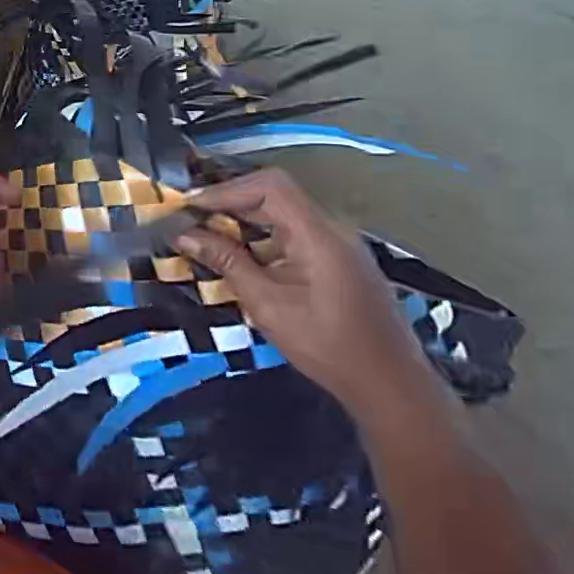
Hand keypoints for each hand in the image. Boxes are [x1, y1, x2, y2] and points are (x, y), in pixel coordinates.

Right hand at [174, 169, 443, 418]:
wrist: (390, 386)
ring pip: (280, 212)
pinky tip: (237, 255)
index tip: (189, 208)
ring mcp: (337, 243)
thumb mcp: (266, 304)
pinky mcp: (336, 258)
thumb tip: (184, 235)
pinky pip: (291, 231)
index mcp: (319, 236)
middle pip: (273, 194)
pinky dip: (258, 235)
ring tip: (205, 236)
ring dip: (240, 219)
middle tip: (189, 220)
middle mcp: (331, 229)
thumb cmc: (327, 346)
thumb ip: (226, 262)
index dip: (225, 190)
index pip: (269, 187)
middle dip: (227, 203)